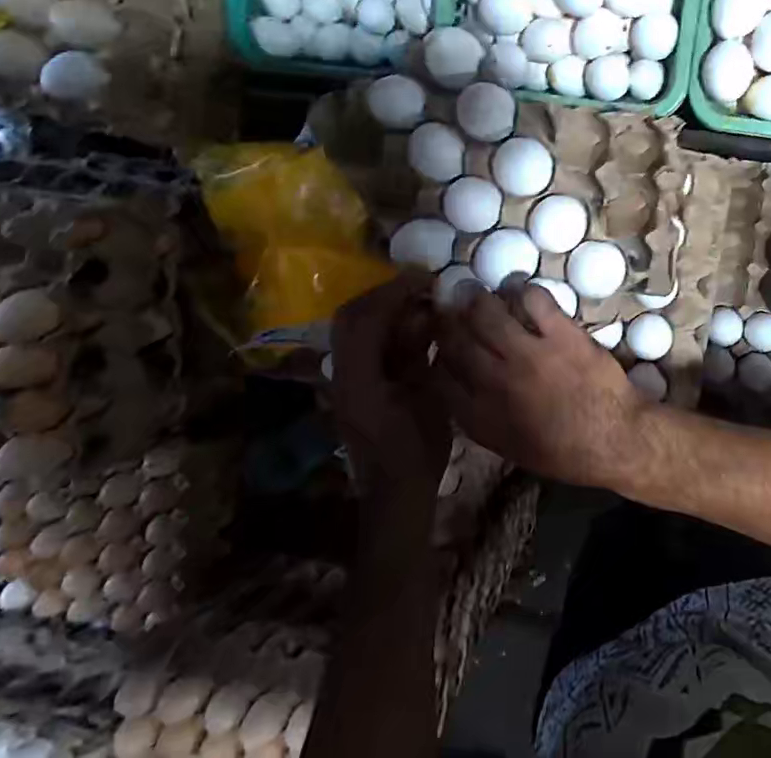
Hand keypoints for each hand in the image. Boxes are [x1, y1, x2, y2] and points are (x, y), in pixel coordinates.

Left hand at [329, 274, 450, 495]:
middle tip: (422, 286)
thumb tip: (426, 314)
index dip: (396, 291)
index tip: (427, 277)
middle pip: (350, 317)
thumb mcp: (429, 398)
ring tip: (419, 302)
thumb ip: (421, 353)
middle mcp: (341, 375)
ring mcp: (342, 381)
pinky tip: (412, 329)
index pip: (367, 318)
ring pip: (352, 329)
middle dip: (385, 294)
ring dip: (383, 309)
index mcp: (359, 379)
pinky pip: (362, 345)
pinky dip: (383, 328)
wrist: (395, 493)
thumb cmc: (418, 450)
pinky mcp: (351, 387)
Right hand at [430, 280, 645, 487]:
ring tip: (480, 294)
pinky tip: (522, 292)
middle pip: (455, 339)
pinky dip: (523, 290)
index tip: (439, 342)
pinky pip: (533, 299)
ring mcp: (529, 355)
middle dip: (447, 319)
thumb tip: (460, 389)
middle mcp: (496, 381)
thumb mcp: (510, 446)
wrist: (615, 439)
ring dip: (479, 299)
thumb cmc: (564, 452)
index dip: (434, 354)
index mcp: (480, 416)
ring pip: (487, 312)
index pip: (438, 376)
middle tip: (451, 305)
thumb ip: (480, 417)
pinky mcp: (561, 335)